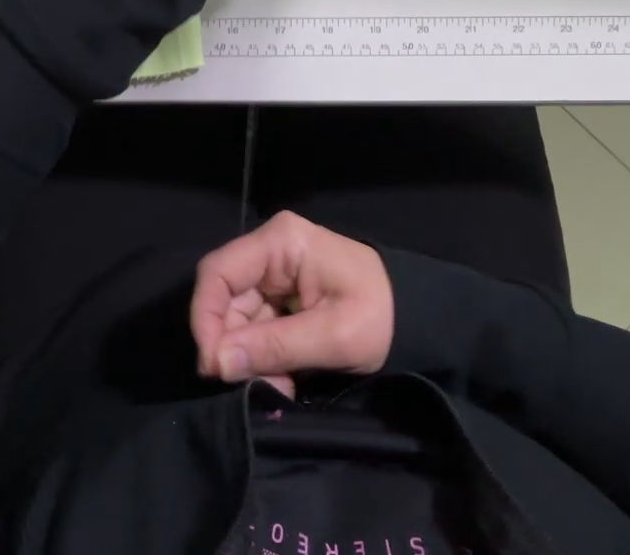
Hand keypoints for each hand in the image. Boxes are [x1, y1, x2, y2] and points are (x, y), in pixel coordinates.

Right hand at [190, 211, 395, 389]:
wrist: (423, 318)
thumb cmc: (385, 317)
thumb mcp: (335, 337)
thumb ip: (274, 347)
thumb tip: (218, 363)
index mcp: (281, 242)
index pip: (218, 272)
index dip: (206, 317)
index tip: (214, 365)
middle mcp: (270, 249)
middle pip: (225, 298)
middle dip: (233, 346)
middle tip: (254, 387)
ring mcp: (274, 270)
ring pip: (237, 316)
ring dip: (249, 357)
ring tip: (278, 388)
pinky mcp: (281, 292)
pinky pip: (255, 325)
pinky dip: (262, 355)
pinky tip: (282, 378)